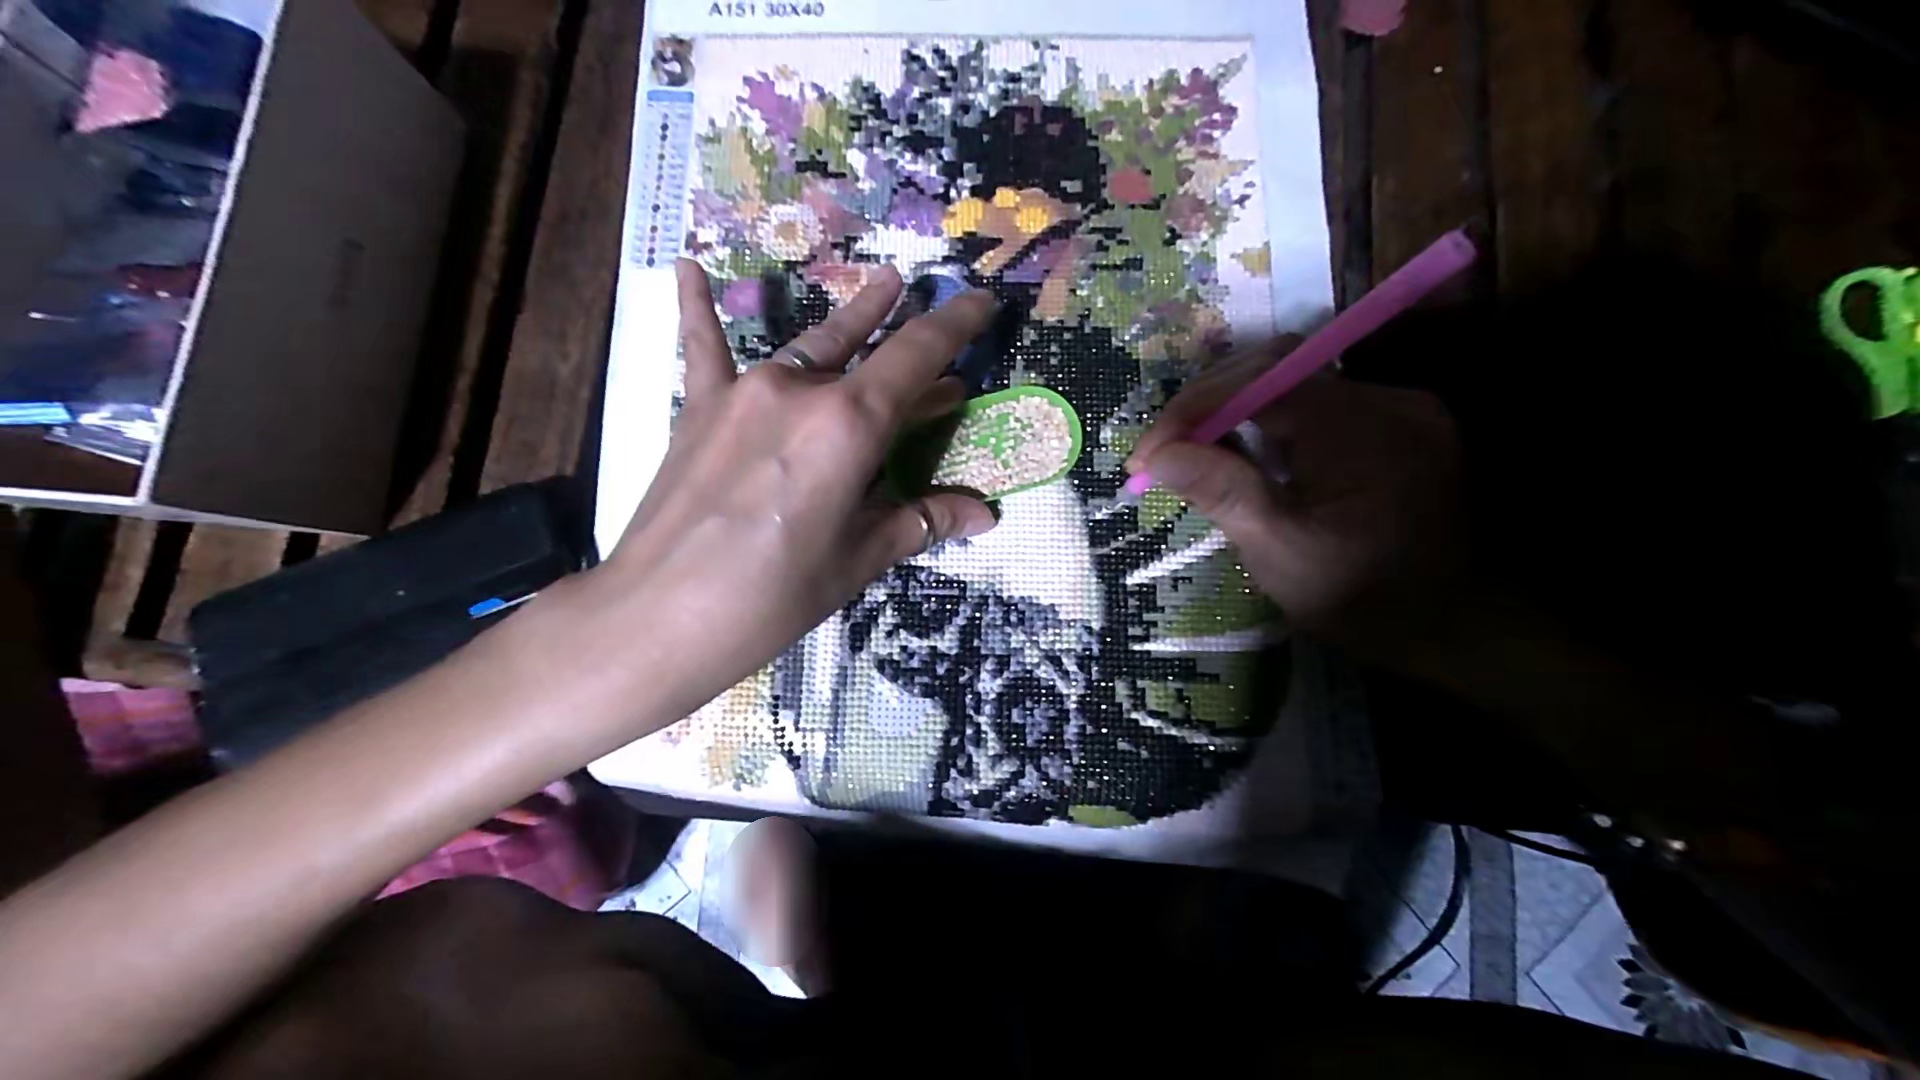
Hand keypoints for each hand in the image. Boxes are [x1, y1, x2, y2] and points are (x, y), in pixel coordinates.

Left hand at [596, 259, 997, 719]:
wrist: (658, 618)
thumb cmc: (774, 596)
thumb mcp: (859, 560)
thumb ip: (922, 521)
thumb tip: (984, 515)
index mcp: (848, 424)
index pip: (916, 355)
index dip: (955, 324)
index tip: (981, 300)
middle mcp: (799, 390)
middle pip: (867, 352)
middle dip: (909, 338)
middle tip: (939, 326)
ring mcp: (743, 392)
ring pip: (809, 347)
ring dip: (850, 322)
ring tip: (882, 286)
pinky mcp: (699, 410)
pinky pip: (704, 351)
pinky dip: (699, 310)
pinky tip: (688, 267)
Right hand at [1129, 347, 1466, 667]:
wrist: (1444, 626)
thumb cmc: (1357, 599)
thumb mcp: (1278, 552)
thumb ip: (1220, 491)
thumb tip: (1157, 454)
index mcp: (1365, 432)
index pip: (1264, 382)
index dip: (1196, 406)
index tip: (1148, 453)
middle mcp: (1388, 402)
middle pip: (1276, 368)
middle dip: (1207, 403)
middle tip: (1161, 451)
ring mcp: (1396, 407)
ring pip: (1292, 380)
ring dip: (1231, 408)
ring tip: (1190, 449)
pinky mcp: (1392, 422)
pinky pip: (1314, 402)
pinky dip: (1265, 420)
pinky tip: (1240, 451)